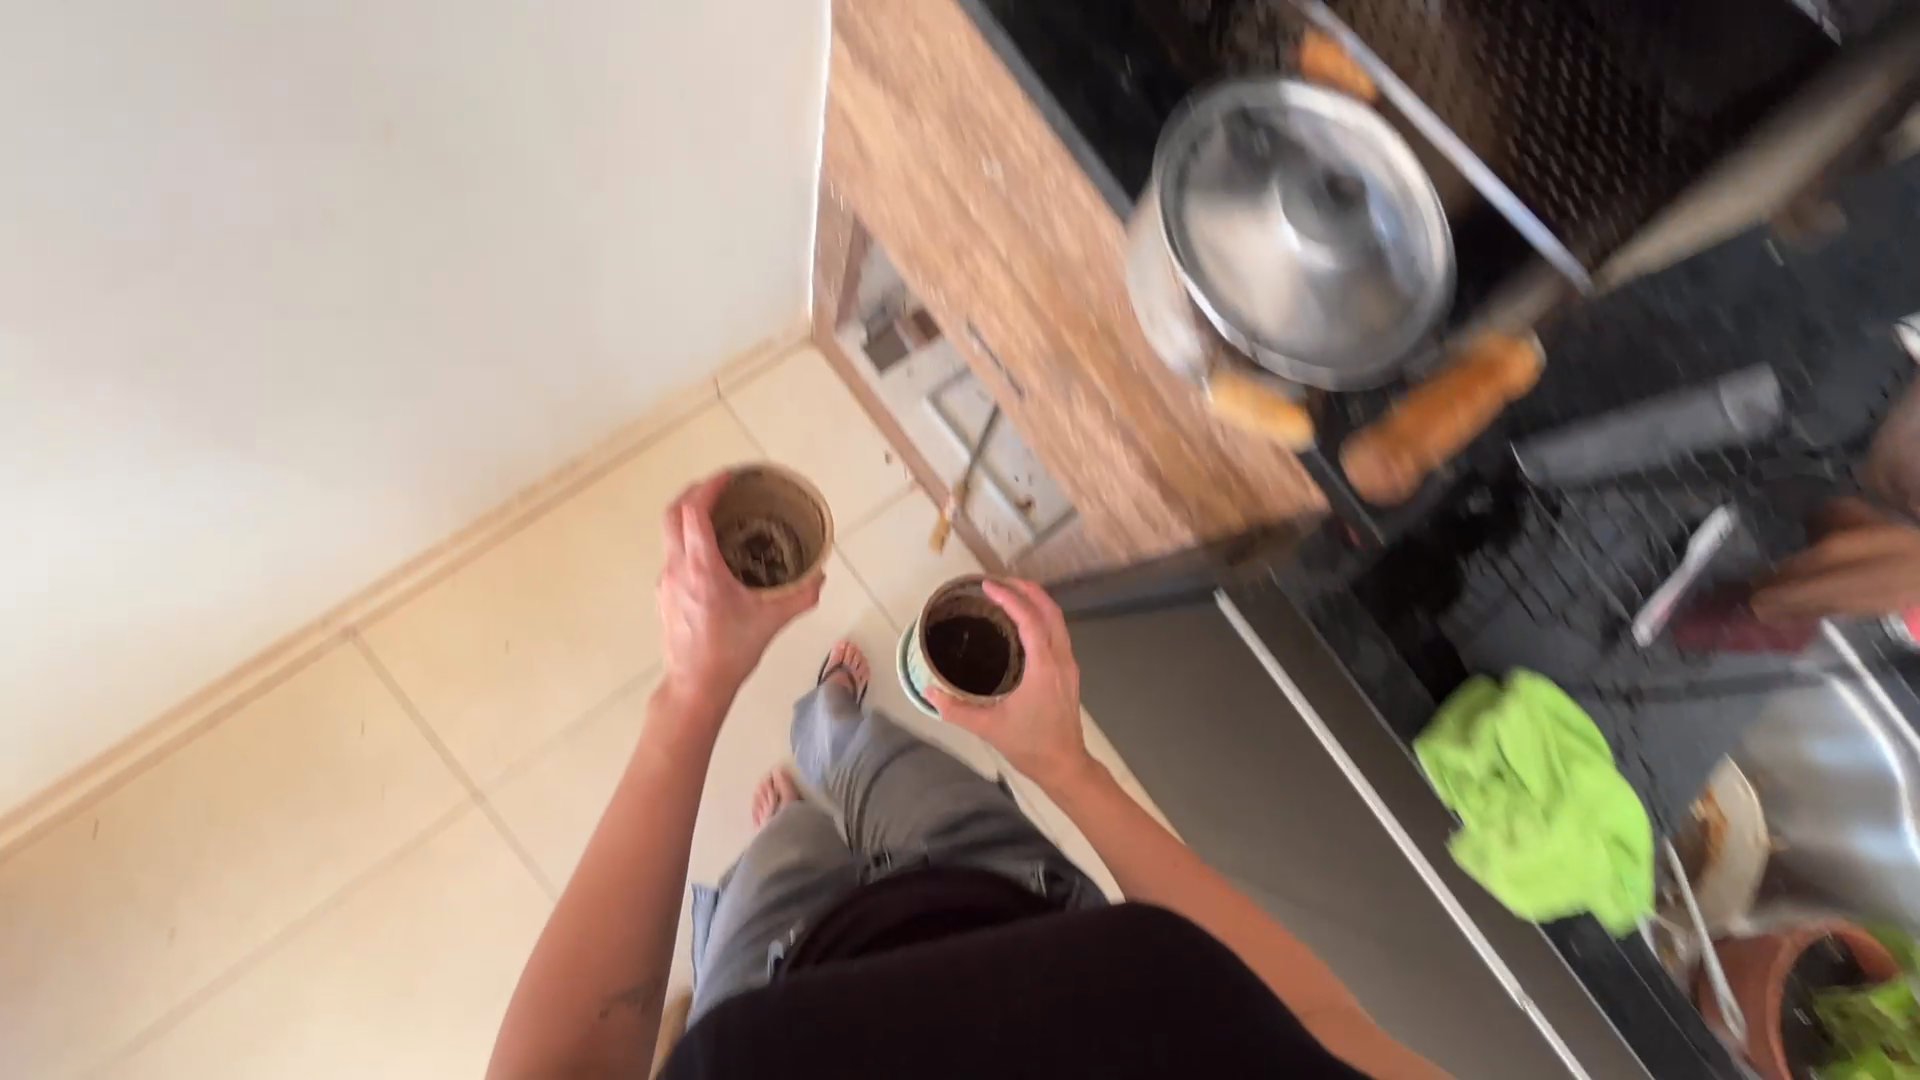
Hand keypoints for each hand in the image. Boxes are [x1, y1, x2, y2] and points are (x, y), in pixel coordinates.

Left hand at [655, 472, 822, 709]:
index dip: (709, 487)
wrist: (694, 687)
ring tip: (718, 514)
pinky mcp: (665, 595)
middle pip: (672, 514)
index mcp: (701, 568)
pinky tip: (712, 553)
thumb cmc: (730, 652)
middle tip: (720, 487)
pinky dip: (689, 539)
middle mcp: (676, 568)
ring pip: (669, 534)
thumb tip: (820, 575)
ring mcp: (666, 582)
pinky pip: (673, 554)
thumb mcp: (771, 621)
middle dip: (694, 493)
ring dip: (689, 516)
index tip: (728, 476)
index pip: (694, 512)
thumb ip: (801, 596)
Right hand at [928, 579, 1094, 790]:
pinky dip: (1041, 616)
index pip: (1029, 619)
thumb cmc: (1030, 745)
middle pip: (1050, 610)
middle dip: (1026, 590)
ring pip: (1057, 619)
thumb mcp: (988, 728)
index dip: (1009, 598)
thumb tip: (928, 692)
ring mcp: (1068, 664)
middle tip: (999, 581)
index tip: (987, 585)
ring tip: (1010, 592)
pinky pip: (1057, 631)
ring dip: (1036, 600)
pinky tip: (1023, 621)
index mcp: (1043, 666)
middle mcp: (1060, 659)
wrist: (1064, 765)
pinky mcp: (1068, 671)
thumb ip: (955, 709)